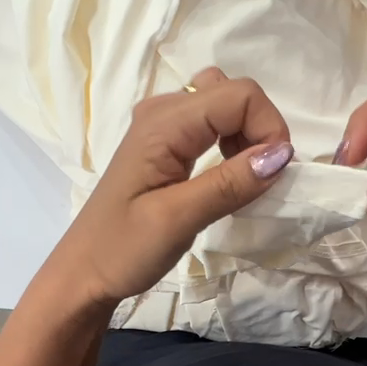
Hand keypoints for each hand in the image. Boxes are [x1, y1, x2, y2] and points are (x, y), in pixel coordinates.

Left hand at [39, 68, 294, 311]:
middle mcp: (162, 112)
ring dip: (246, 135)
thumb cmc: (123, 249)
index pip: (239, 95)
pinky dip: (231, 143)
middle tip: (259, 178)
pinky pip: (210, 125)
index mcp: (164, 124)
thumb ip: (228, 184)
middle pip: (232, 92)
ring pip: (223, 104)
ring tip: (243, 179)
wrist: (84, 273)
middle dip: (260, 129)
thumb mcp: (177, 220)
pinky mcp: (165, 145)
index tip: (275, 174)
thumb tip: (281, 155)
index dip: (269, 127)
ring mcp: (162, 127)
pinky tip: (227, 177)